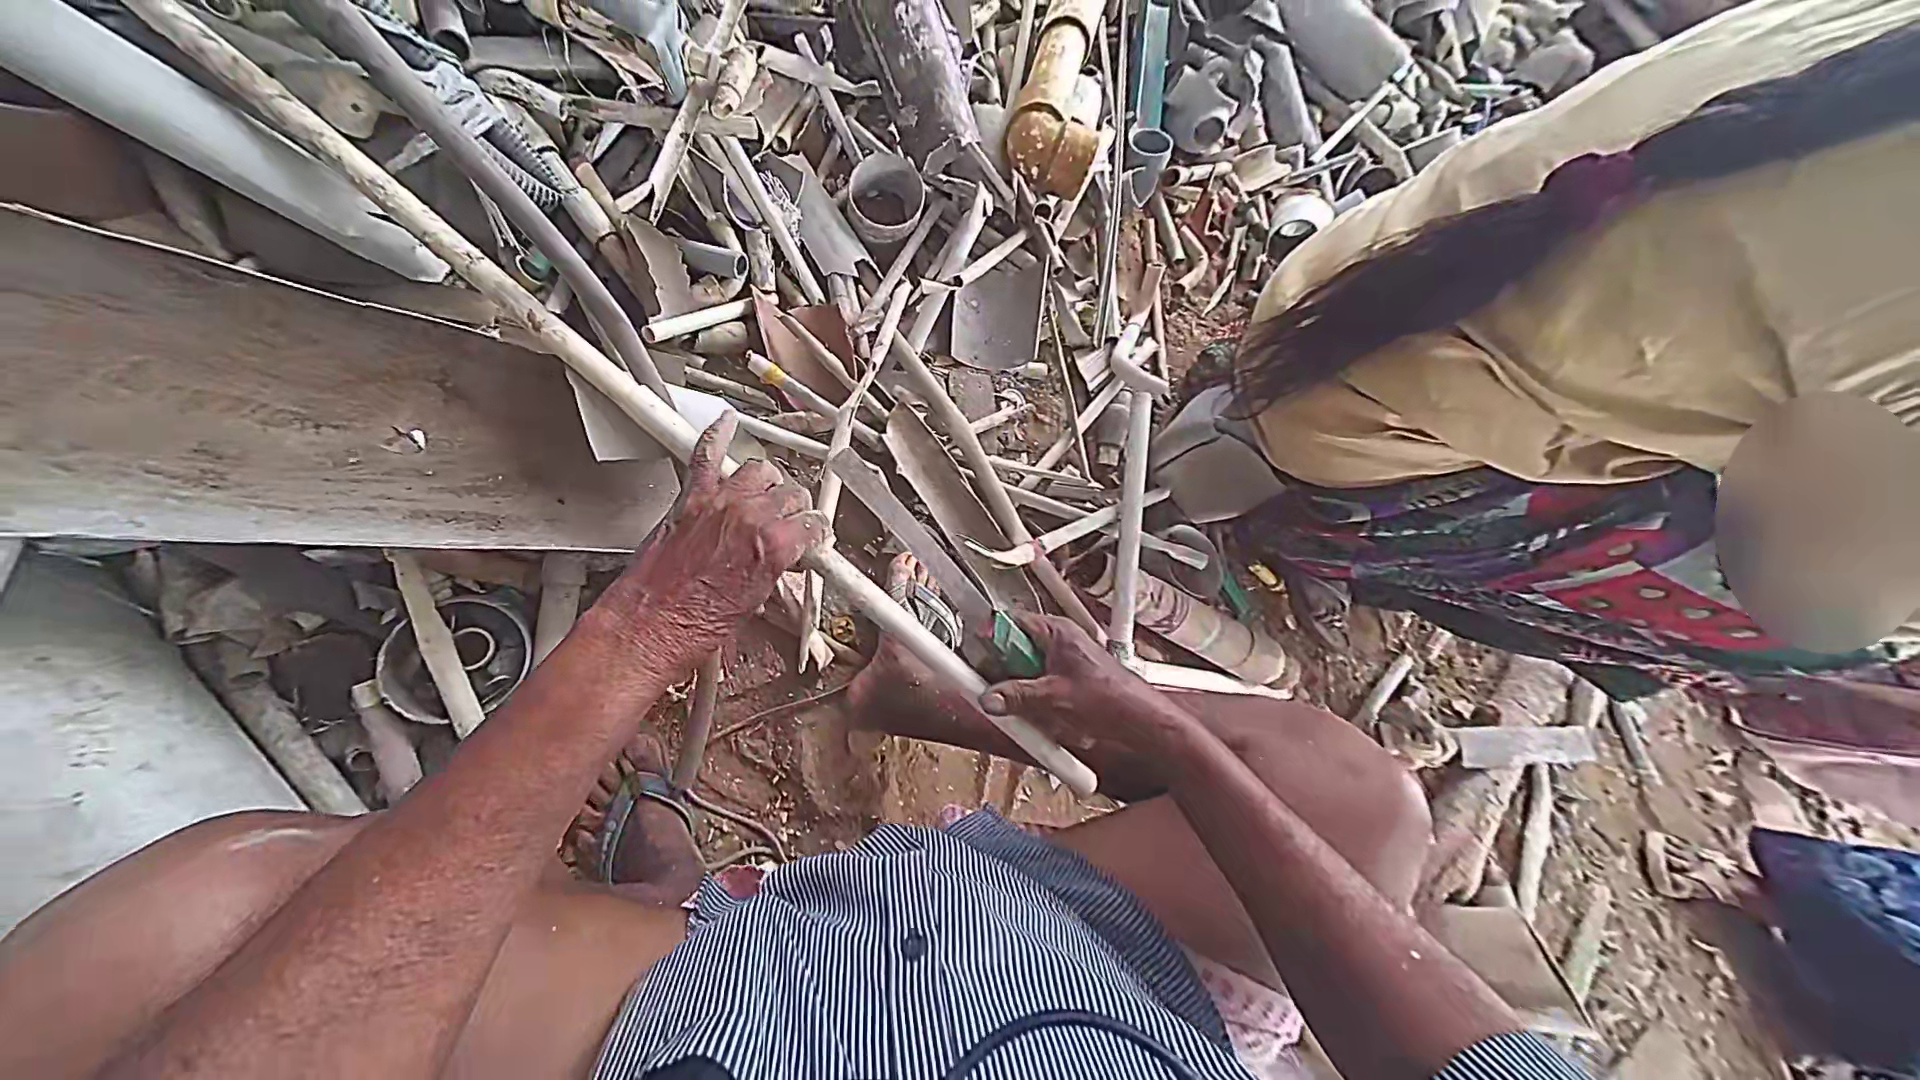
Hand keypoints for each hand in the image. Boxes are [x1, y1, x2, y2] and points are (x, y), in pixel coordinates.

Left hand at [600, 413, 826, 667]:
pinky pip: (706, 453)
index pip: (813, 523)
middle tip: (789, 522)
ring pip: (760, 470)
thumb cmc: (696, 624)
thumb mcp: (758, 598)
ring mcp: (719, 502)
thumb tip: (788, 555)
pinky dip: (718, 435)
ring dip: (767, 482)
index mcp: (774, 546)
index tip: (812, 535)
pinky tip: (726, 423)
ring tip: (765, 494)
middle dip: (795, 509)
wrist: (649, 628)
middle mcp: (750, 517)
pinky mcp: (690, 498)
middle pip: (791, 494)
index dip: (815, 531)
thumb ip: (778, 565)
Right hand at [979, 613, 1203, 760]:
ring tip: (1039, 713)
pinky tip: (1050, 721)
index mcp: (1056, 631)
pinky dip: (1039, 706)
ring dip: (1025, 696)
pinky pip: (1039, 689)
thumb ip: (1016, 697)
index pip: (1008, 623)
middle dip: (1008, 677)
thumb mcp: (1053, 698)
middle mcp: (1058, 641)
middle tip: (1003, 694)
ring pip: (1025, 674)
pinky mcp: (1067, 682)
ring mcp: (1063, 662)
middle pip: (1013, 651)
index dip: (989, 641)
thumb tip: (988, 697)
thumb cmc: (1111, 700)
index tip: (976, 659)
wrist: (1142, 721)